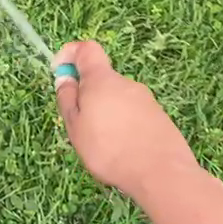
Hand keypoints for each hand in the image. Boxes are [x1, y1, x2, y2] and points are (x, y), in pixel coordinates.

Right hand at [52, 40, 200, 199]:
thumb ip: (67, 98)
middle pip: (100, 79)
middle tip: (81, 126)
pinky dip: (123, 125)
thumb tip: (65, 79)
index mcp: (102, 80)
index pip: (85, 49)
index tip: (60, 75)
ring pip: (116, 99)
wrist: (162, 174)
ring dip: (105, 114)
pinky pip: (132, 114)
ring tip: (104, 144)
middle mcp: (126, 83)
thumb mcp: (76, 126)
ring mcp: (146, 100)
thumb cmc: (109, 149)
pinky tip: (123, 150)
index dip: (69, 55)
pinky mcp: (159, 117)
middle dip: (87, 96)